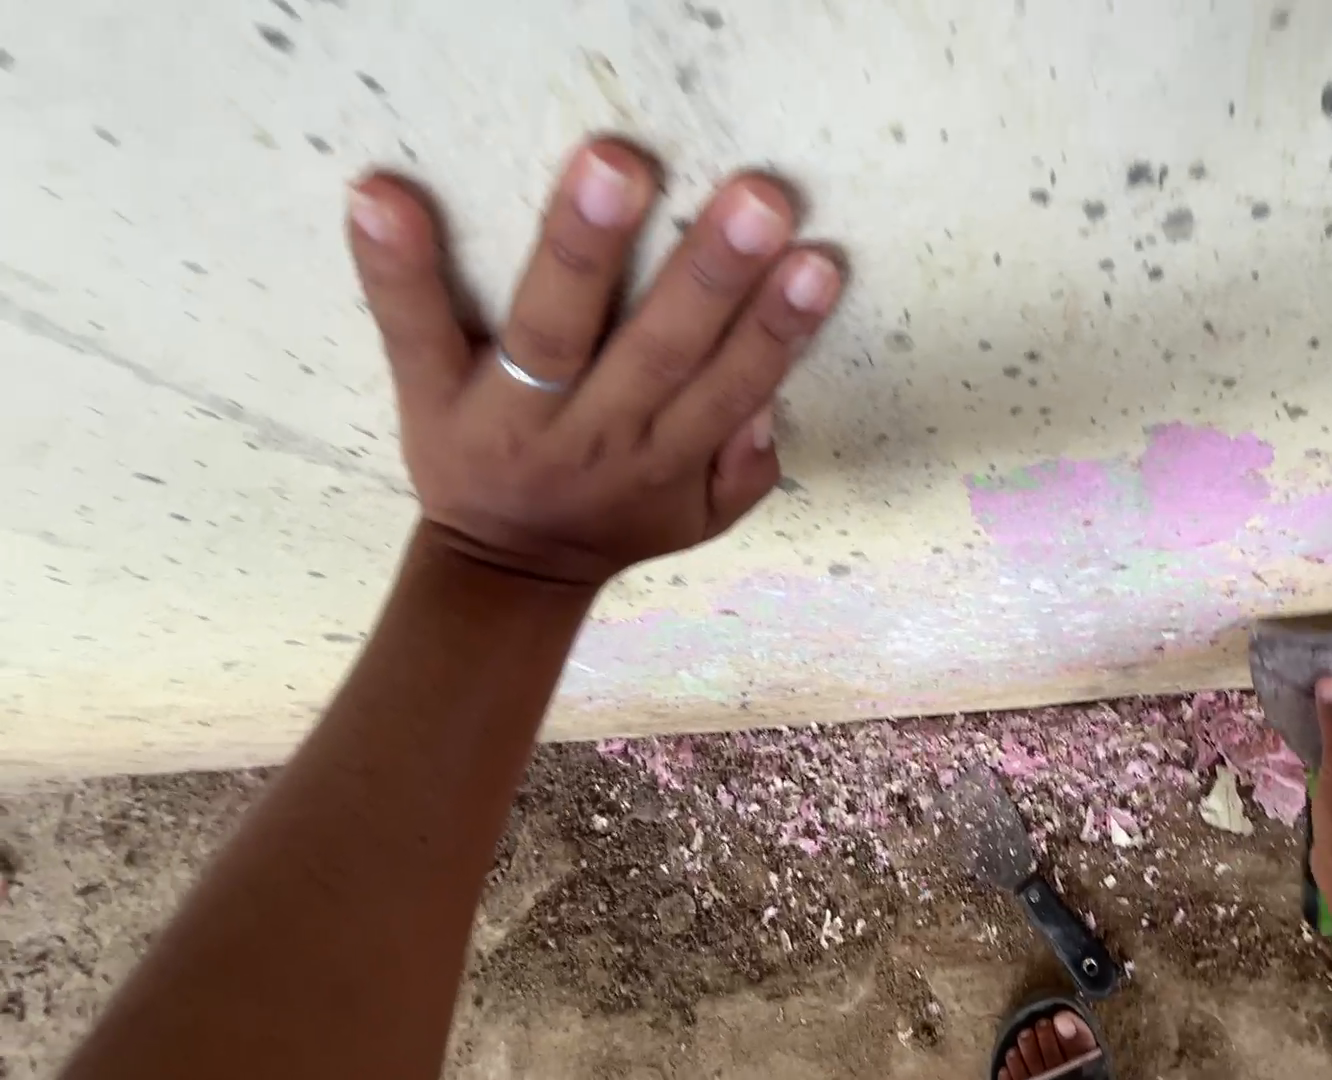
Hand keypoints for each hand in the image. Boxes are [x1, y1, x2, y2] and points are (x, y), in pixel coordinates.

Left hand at [347, 138, 843, 584]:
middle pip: (659, 352)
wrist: (510, 567)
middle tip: (756, 199)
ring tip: (615, 165)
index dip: (777, 328)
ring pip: (552, 332)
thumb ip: (748, 468)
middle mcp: (598, 435)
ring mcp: (510, 415)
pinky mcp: (429, 395)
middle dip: (710, 275)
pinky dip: (396, 269)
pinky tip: (384, 195)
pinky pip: (412, 331)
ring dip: (583, 249)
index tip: (817, 264)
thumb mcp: (706, 518)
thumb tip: (765, 399)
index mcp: (667, 460)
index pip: (733, 387)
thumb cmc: (621, 523)